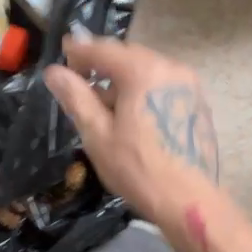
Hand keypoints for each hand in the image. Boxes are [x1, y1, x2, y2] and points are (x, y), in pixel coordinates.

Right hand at [43, 35, 221, 223]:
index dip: (79, 51)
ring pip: (146, 70)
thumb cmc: (137, 168)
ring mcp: (189, 85)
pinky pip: (161, 85)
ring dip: (121, 79)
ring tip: (102, 104)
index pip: (104, 50)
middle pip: (128, 56)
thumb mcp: (97, 134)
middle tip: (78, 80)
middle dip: (101, 64)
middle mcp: (171, 68)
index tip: (61, 54)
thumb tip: (53, 72)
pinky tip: (129, 114)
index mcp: (144, 71)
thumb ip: (75, 97)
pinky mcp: (197, 103)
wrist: (189, 201)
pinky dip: (141, 90)